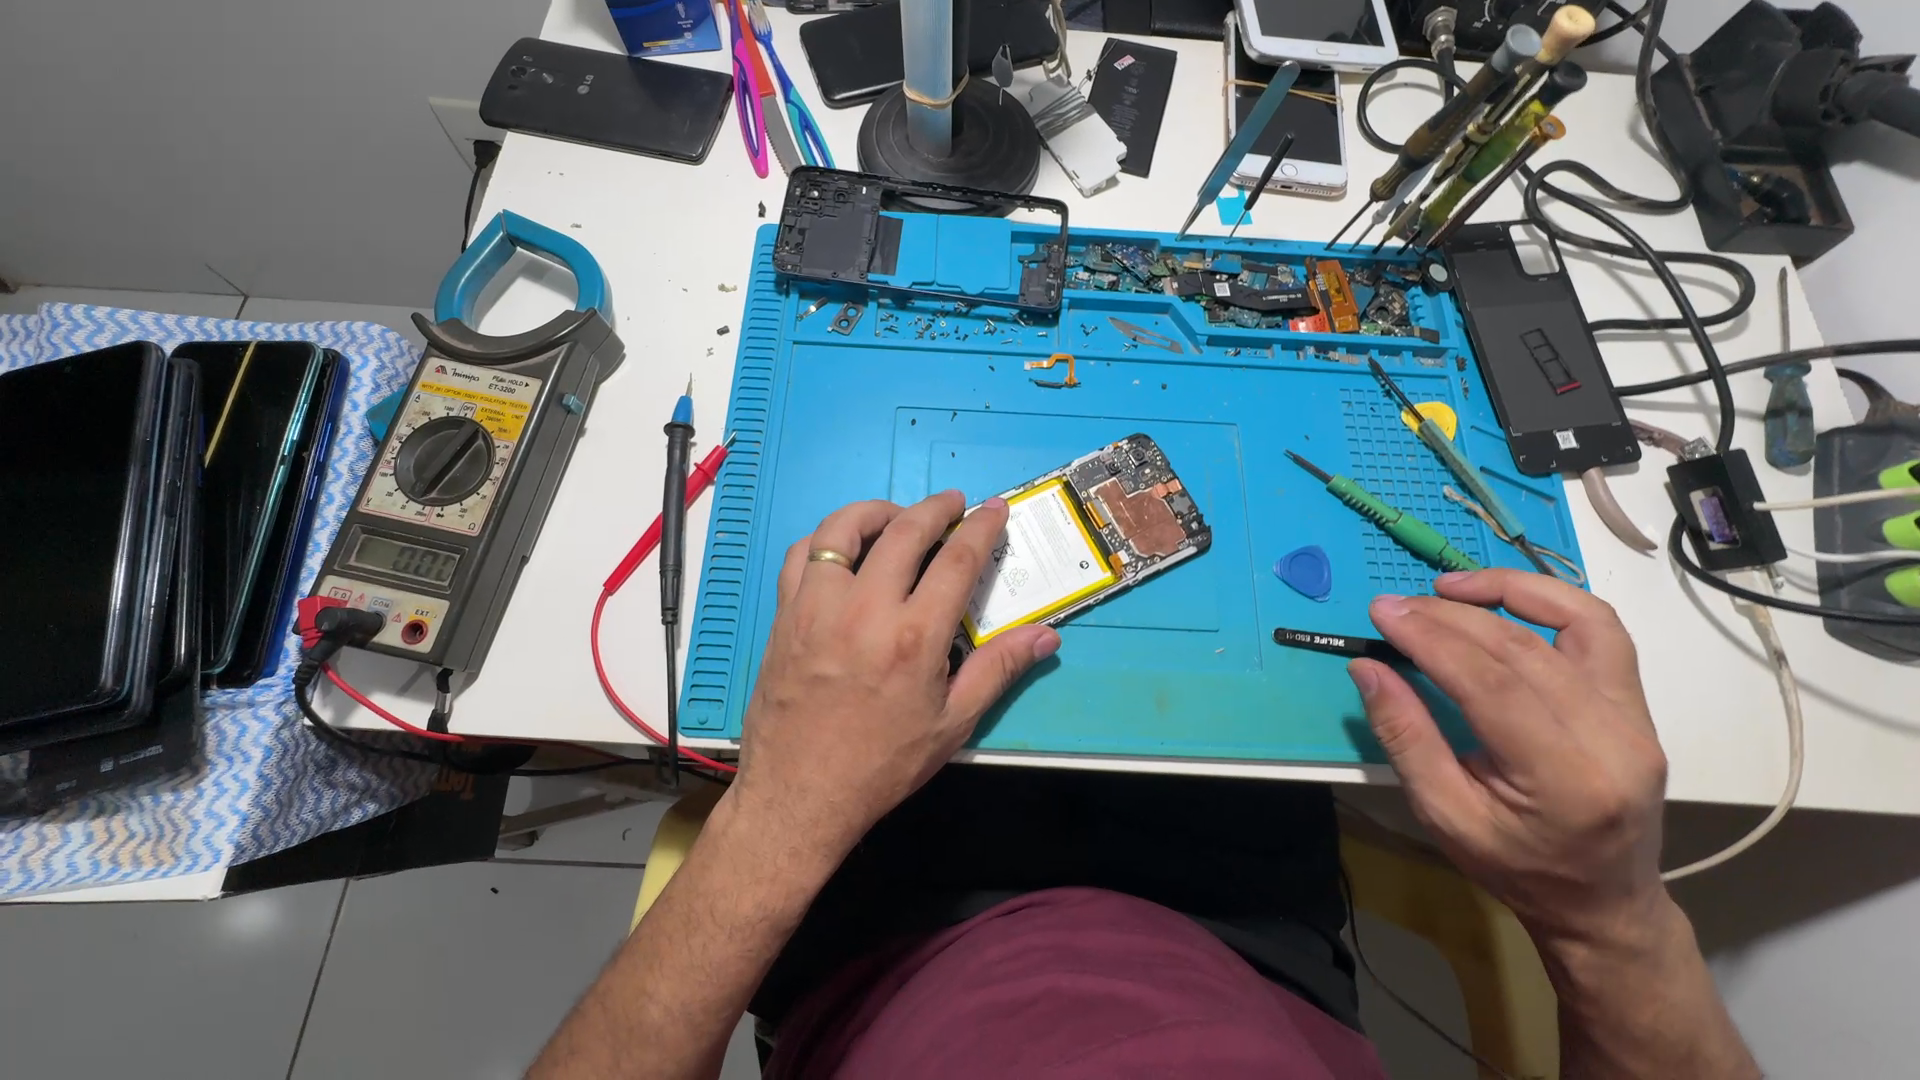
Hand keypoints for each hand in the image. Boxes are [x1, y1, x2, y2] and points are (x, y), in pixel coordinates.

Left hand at [729, 492, 1060, 858]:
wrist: (800, 794)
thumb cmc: (882, 765)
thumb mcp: (952, 725)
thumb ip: (998, 669)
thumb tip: (1047, 635)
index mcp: (914, 637)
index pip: (956, 561)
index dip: (980, 528)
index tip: (993, 510)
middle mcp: (864, 609)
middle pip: (905, 531)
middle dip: (936, 508)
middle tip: (953, 504)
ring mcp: (817, 608)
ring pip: (841, 530)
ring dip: (876, 511)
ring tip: (898, 516)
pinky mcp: (785, 615)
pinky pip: (801, 556)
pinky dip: (826, 539)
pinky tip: (844, 550)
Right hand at [1349, 569, 1668, 947]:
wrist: (1602, 900)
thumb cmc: (1515, 866)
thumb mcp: (1442, 813)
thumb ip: (1405, 737)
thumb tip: (1368, 667)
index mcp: (1564, 779)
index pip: (1492, 684)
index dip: (1432, 639)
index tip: (1383, 612)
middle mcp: (1613, 739)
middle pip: (1523, 650)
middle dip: (1449, 617)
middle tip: (1395, 606)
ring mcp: (1635, 718)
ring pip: (1572, 626)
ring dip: (1503, 594)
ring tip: (1446, 587)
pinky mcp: (1636, 705)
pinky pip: (1601, 631)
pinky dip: (1550, 601)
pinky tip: (1503, 598)